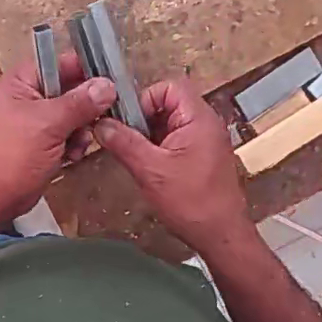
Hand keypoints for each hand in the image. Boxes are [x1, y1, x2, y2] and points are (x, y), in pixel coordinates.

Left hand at [0, 53, 115, 220]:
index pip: (57, 62)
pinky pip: (67, 133)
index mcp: (19, 83)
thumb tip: (105, 87)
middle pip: (69, 89)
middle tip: (95, 118)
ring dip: (80, 129)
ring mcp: (33, 121)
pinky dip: (73, 143)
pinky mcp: (41, 141)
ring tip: (76, 142)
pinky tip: (70, 155)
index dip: (82, 70)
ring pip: (72, 114)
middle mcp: (25, 98)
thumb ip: (80, 103)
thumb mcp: (49, 124)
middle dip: (84, 107)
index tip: (106, 81)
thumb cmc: (9, 160)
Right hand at [92, 79, 253, 255]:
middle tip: (128, 143)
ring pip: (169, 124)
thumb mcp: (150, 170)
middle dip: (143, 121)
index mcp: (198, 119)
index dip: (144, 100)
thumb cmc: (193, 203)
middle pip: (167, 104)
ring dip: (149, 138)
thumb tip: (101, 125)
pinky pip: (175, 141)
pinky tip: (150, 170)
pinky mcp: (202, 157)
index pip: (168, 87)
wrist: (220, 234)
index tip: (129, 123)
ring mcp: (205, 141)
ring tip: (139, 160)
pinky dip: (158, 150)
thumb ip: (124, 143)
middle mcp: (205, 124)